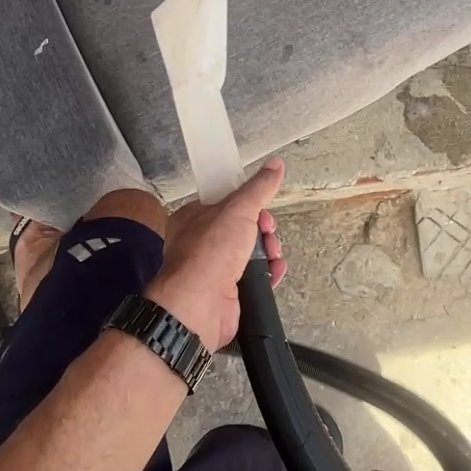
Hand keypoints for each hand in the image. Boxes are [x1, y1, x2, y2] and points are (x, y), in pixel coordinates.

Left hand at [144, 159, 286, 349]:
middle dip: (263, 229)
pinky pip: (255, 277)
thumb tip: (276, 163)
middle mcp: (201, 243)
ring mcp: (214, 269)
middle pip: (243, 228)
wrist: (200, 306)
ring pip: (251, 253)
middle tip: (267, 232)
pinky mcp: (228, 292)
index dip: (248, 204)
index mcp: (194, 218)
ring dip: (269, 252)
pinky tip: (276, 270)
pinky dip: (269, 273)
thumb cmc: (211, 252)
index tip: (261, 207)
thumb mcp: (238, 209)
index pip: (226, 203)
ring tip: (273, 255)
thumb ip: (259, 187)